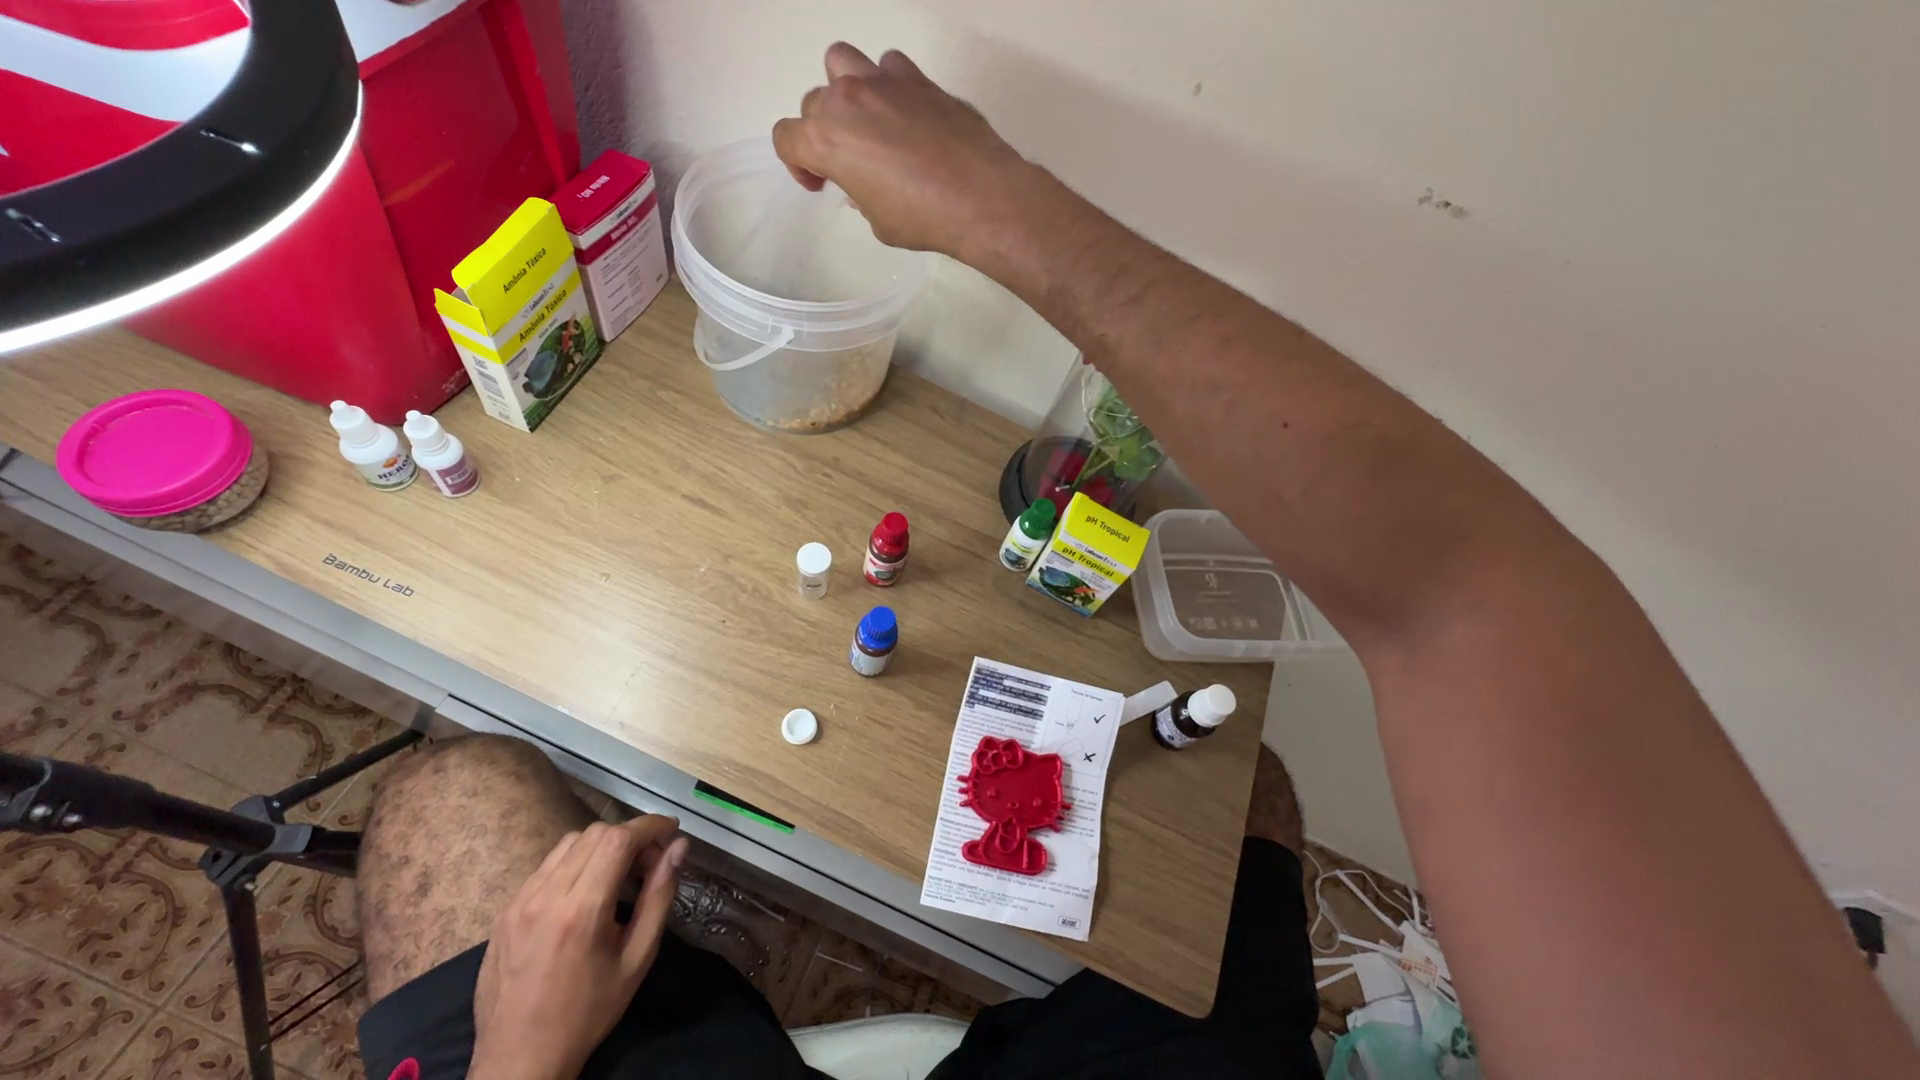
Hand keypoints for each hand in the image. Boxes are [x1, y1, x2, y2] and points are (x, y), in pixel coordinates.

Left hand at [466, 817, 688, 1079]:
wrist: (519, 1058)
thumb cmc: (587, 1012)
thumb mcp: (636, 959)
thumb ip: (659, 897)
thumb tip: (678, 849)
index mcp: (581, 909)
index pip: (618, 839)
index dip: (650, 826)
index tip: (672, 829)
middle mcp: (546, 894)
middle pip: (595, 834)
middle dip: (629, 836)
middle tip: (651, 861)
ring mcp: (519, 900)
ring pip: (568, 843)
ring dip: (601, 845)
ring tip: (620, 873)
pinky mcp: (505, 910)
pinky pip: (546, 866)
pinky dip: (574, 863)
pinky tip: (586, 891)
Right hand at [772, 43, 1045, 258]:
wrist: (980, 196)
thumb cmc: (924, 219)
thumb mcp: (878, 221)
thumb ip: (860, 194)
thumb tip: (866, 183)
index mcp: (826, 140)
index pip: (787, 138)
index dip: (798, 164)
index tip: (821, 183)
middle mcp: (847, 101)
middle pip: (814, 102)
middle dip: (824, 131)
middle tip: (849, 162)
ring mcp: (883, 83)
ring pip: (841, 61)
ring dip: (845, 87)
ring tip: (868, 120)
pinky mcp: (918, 79)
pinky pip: (890, 65)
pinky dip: (891, 85)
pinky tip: (907, 113)